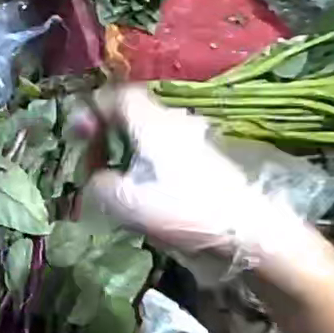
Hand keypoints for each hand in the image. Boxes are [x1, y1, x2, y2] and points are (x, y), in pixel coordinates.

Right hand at [79, 87, 326, 280]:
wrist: (253, 236)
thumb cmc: (185, 212)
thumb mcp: (123, 202)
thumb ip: (97, 182)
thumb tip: (97, 178)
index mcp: (153, 124)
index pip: (118, 96)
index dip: (93, 108)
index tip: (80, 135)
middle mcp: (175, 123)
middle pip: (133, 113)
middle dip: (107, 132)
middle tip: (93, 162)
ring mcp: (195, 141)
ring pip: (150, 134)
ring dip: (128, 150)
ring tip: (116, 180)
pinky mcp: (208, 162)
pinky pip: (166, 151)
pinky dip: (147, 162)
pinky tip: (145, 191)